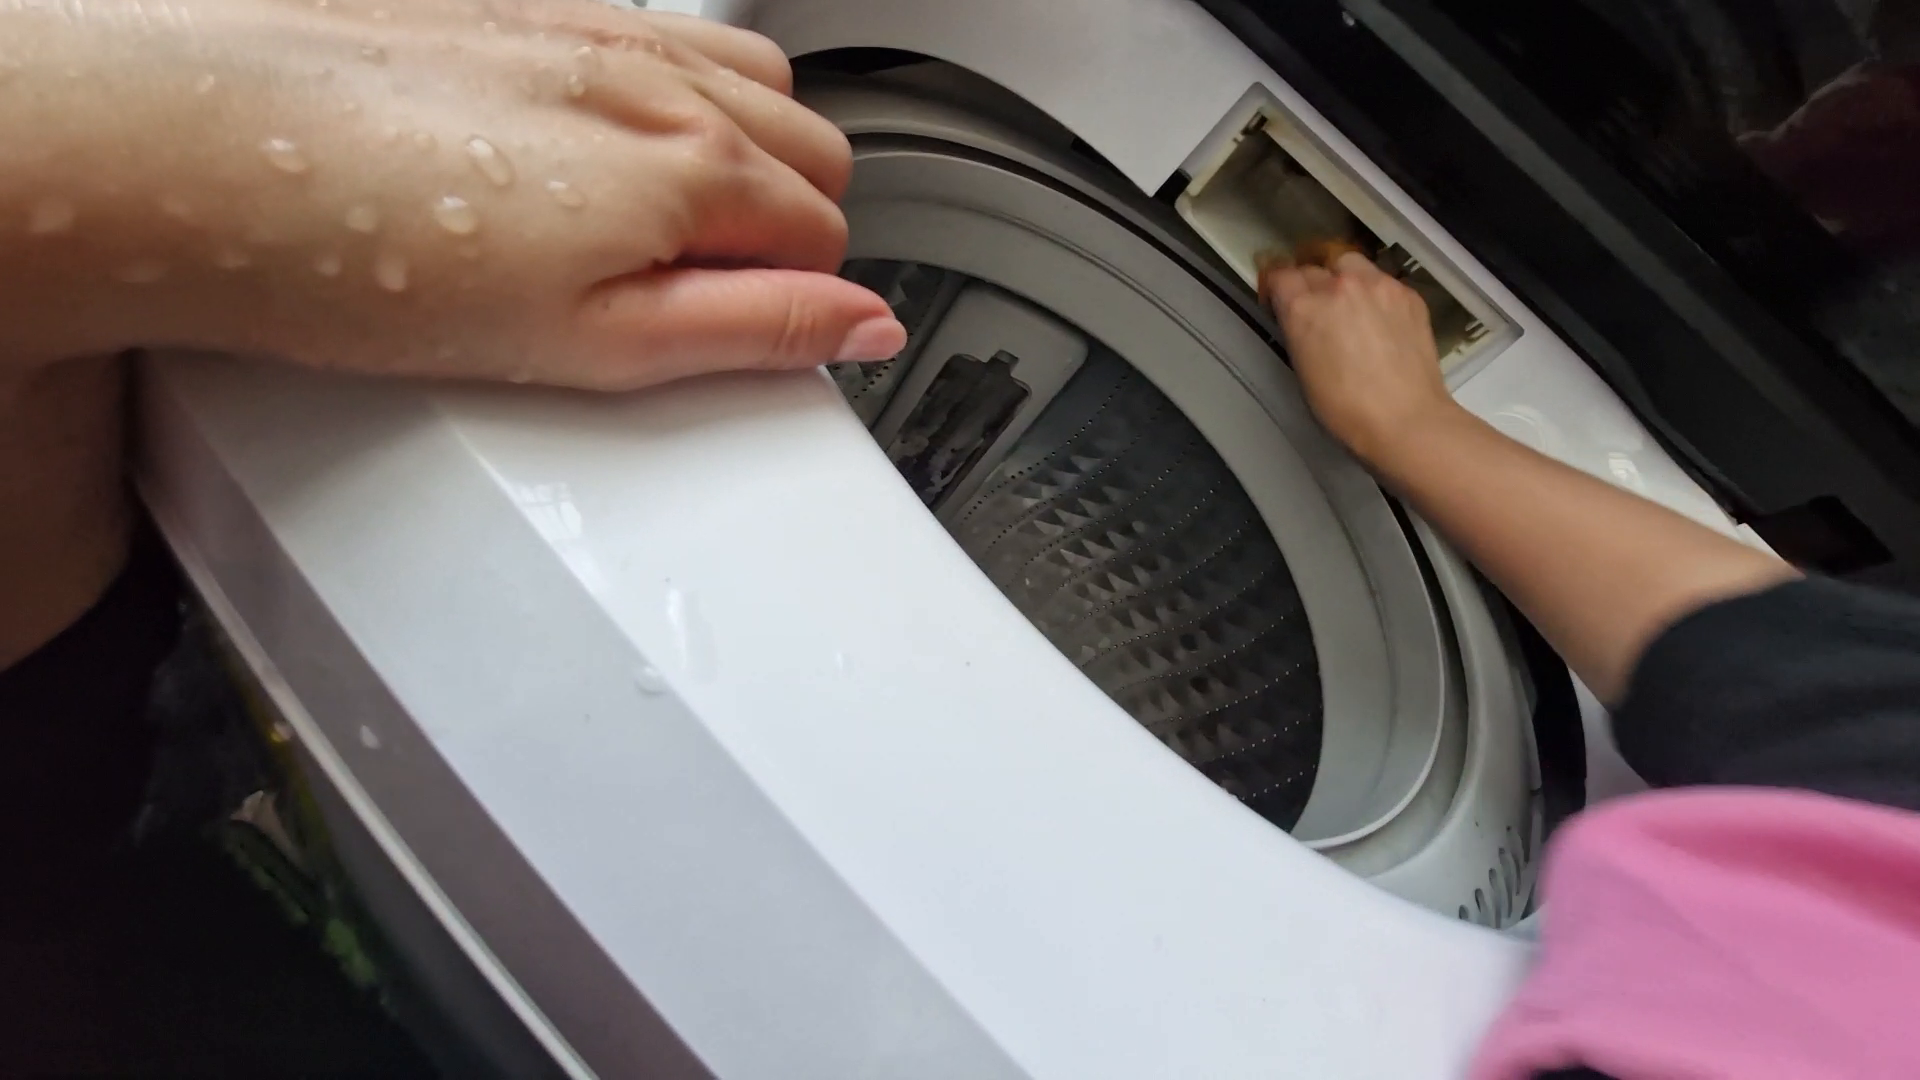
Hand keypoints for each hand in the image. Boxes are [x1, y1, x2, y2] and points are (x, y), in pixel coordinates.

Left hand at [1, 0, 905, 387]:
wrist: (179, 159)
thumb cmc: (385, 264)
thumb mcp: (612, 343)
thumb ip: (761, 327)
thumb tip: (866, 327)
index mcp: (692, 167)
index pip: (826, 237)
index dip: (806, 294)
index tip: (756, 325)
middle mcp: (659, 79)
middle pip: (813, 152)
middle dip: (796, 224)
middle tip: (719, 282)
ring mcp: (595, 28)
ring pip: (759, 85)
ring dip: (757, 153)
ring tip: (683, 216)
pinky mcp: (530, 7)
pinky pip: (673, 34)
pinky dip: (691, 94)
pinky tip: (629, 141)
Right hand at [1262, 250, 1458, 465]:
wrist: (1402, 417)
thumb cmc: (1343, 407)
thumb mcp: (1302, 367)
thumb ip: (1297, 329)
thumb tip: (1298, 316)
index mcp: (1304, 308)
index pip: (1280, 276)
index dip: (1276, 287)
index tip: (1277, 299)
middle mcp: (1340, 286)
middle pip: (1314, 267)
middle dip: (1309, 284)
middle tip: (1313, 309)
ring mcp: (1378, 286)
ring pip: (1350, 264)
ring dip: (1342, 278)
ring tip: (1347, 306)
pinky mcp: (1408, 294)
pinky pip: (1382, 280)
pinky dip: (1373, 292)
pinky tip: (1377, 320)